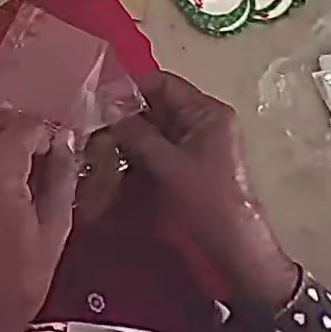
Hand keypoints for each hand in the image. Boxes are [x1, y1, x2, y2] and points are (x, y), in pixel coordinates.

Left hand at [0, 111, 80, 331]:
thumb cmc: (14, 281)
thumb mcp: (53, 231)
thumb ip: (62, 179)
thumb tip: (68, 144)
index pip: (28, 126)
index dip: (53, 133)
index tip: (69, 152)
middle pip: (6, 124)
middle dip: (33, 135)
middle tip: (56, 160)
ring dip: (16, 144)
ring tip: (39, 175)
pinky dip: (0, 156)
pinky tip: (18, 184)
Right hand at [107, 72, 298, 311]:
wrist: (235, 247)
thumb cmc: (207, 200)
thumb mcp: (168, 164)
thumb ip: (137, 134)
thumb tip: (108, 111)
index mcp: (207, 112)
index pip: (165, 84)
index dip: (132, 88)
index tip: (101, 100)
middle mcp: (205, 119)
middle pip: (160, 103)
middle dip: (129, 112)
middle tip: (96, 121)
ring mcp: (200, 141)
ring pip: (158, 124)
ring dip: (132, 131)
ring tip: (101, 139)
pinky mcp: (192, 160)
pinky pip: (162, 143)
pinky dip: (142, 147)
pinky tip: (119, 156)